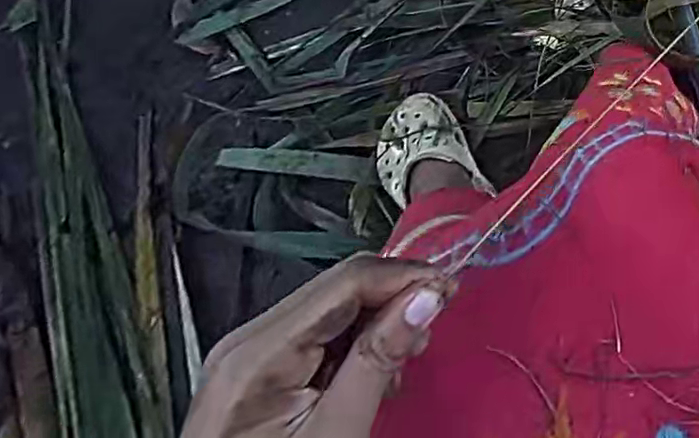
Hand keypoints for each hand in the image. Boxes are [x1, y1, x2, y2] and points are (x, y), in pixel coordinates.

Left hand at [181, 254, 447, 437]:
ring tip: (404, 355)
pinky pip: (324, 325)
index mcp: (256, 353)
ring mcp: (249, 349)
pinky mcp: (259, 362)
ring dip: (382, 316)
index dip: (405, 276)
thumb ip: (379, 358)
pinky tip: (374, 365)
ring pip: (338, 300)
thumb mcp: (335, 433)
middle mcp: (248, 337)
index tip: (450, 291)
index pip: (348, 281)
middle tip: (431, 327)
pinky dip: (359, 336)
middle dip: (395, 296)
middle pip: (342, 285)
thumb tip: (431, 294)